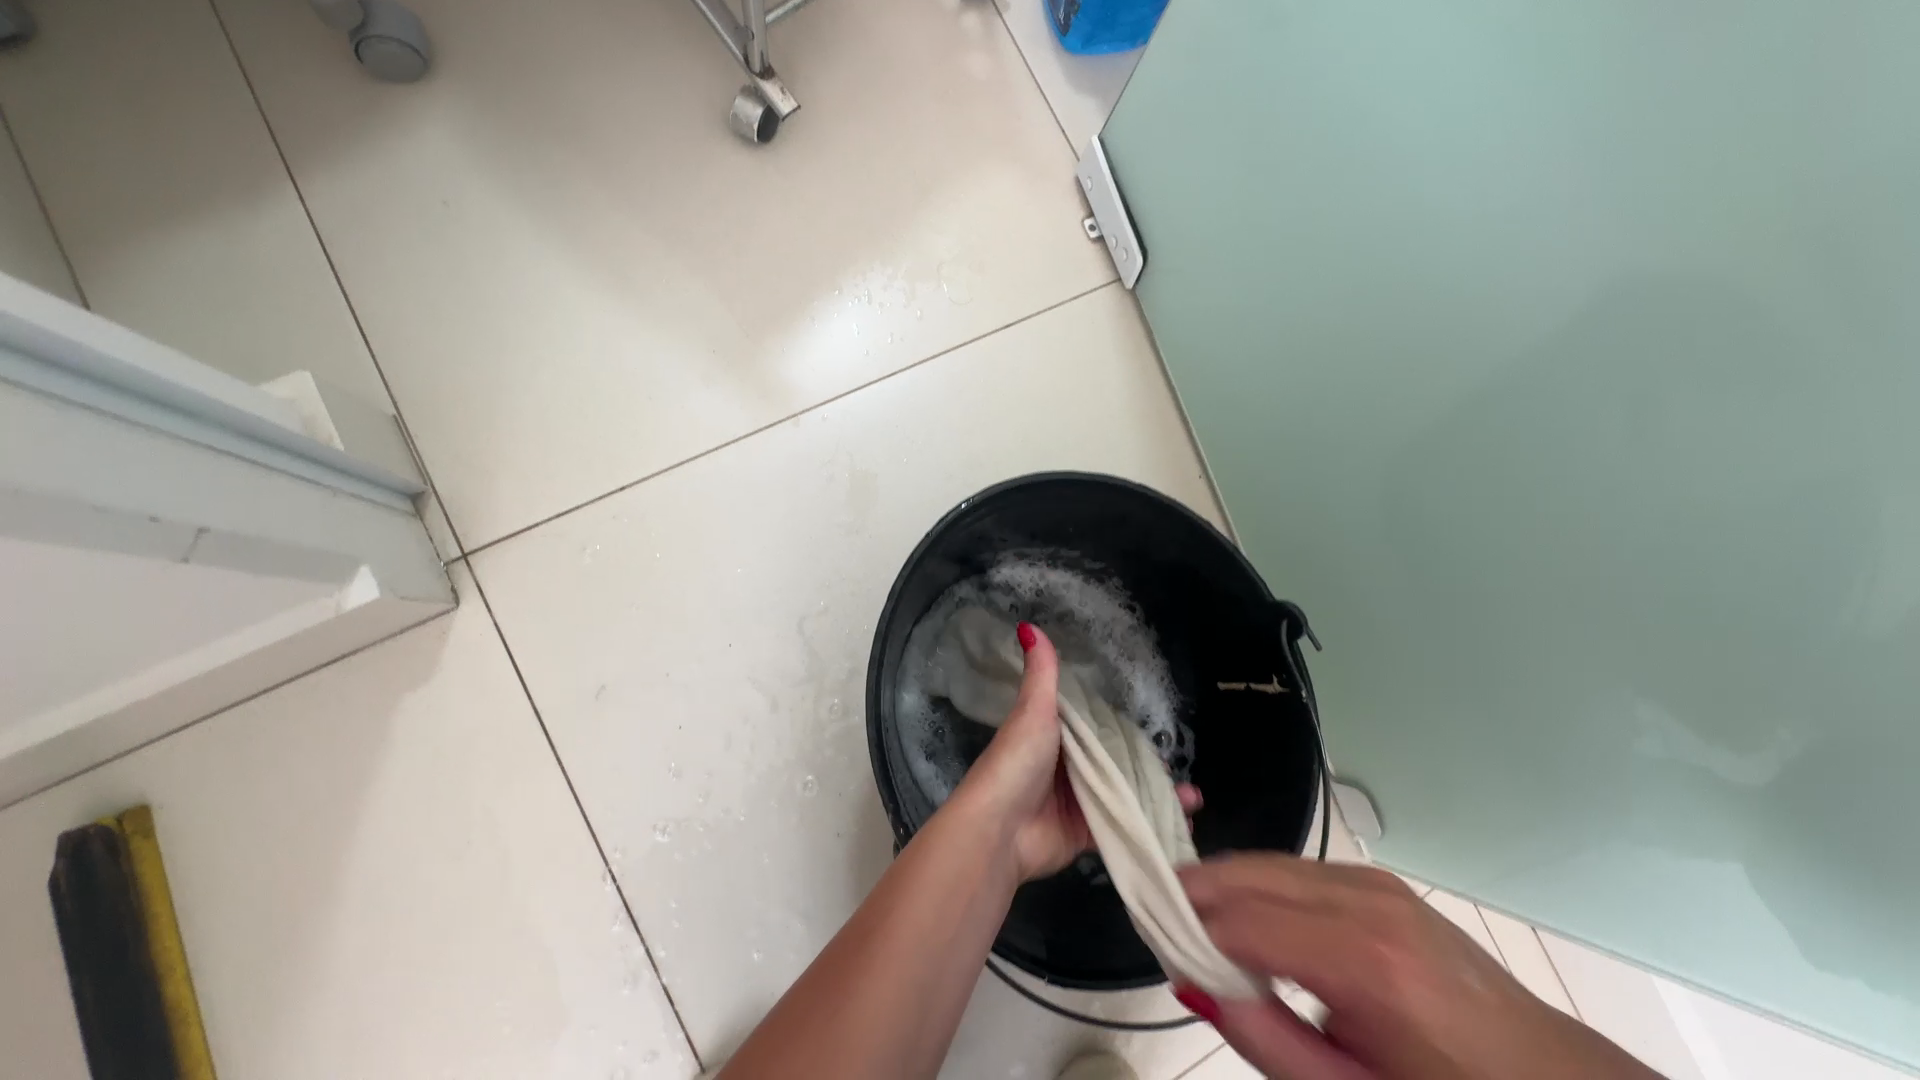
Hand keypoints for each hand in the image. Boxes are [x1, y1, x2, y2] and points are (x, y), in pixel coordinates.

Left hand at [952, 622, 1198, 880]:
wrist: (998, 829)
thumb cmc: (1016, 763)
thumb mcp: (1032, 711)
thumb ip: (1041, 674)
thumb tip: (1027, 625)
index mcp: (1054, 737)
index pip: (1098, 730)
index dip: (1126, 731)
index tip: (1161, 732)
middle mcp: (1067, 770)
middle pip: (1115, 766)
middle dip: (1149, 769)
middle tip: (1181, 770)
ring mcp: (1077, 804)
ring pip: (1123, 797)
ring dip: (1156, 798)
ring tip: (1191, 799)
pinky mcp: (1084, 835)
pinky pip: (1121, 828)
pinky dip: (1148, 827)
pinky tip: (1180, 826)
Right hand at [1175, 856, 1662, 1079]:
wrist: (1547, 1078)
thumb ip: (1264, 1040)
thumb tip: (1192, 981)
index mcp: (1364, 962)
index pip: (1239, 920)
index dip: (1185, 929)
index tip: (1154, 948)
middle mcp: (1365, 900)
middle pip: (1245, 874)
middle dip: (1192, 894)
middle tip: (1158, 928)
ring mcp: (1374, 881)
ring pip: (1264, 863)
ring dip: (1220, 887)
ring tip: (1192, 926)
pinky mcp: (1378, 880)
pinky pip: (1292, 870)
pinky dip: (1255, 886)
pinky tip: (1246, 921)